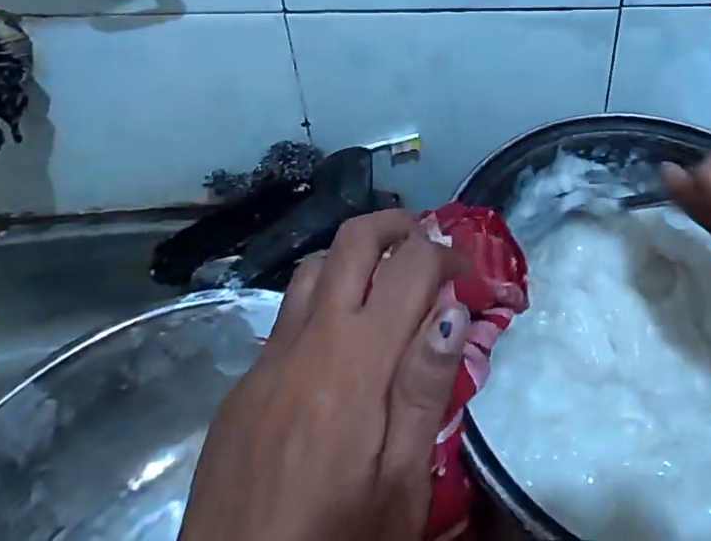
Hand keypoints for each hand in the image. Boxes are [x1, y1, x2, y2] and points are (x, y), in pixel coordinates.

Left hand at [182, 209, 471, 540]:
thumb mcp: (401, 485)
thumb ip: (425, 390)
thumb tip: (452, 311)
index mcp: (356, 361)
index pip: (409, 265)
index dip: (446, 256)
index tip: (468, 279)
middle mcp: (308, 340)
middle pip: (352, 240)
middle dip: (398, 225)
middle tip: (428, 243)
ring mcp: (267, 358)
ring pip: (314, 268)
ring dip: (355, 257)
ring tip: (386, 284)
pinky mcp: (242, 384)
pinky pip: (287, 318)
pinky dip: (323, 304)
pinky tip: (337, 351)